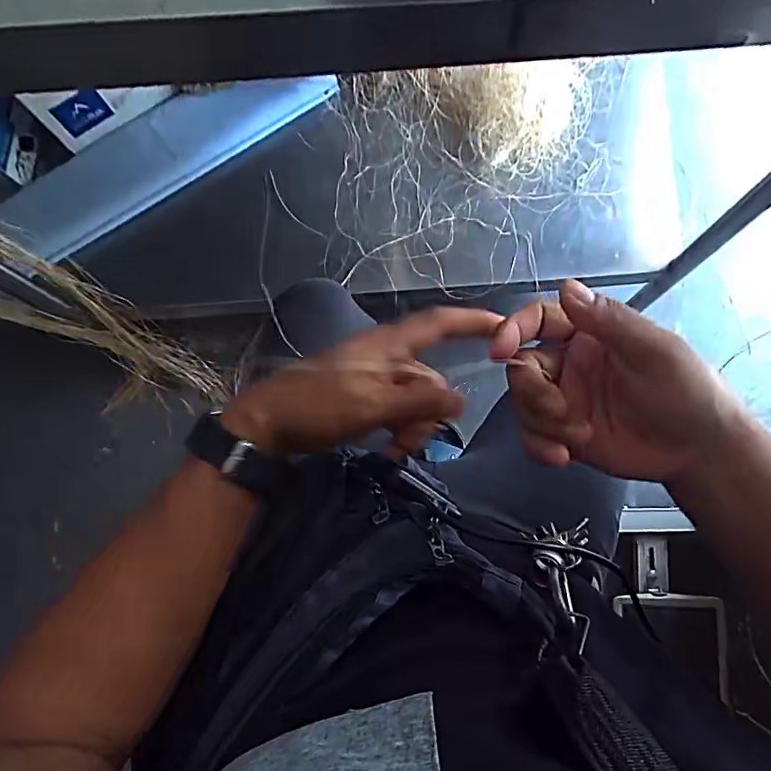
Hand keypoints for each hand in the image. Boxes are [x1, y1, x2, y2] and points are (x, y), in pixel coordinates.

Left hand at [222, 306, 502, 457]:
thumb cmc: (317, 406)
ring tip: (394, 448)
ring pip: (416, 401)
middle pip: (431, 378)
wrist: (267, 424)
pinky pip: (398, 413)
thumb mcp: (373, 403)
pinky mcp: (364, 401)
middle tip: (410, 440)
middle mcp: (386, 357)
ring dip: (413, 427)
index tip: (504, 324)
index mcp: (388, 345)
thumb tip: (461, 399)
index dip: (472, 321)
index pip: (438, 323)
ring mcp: (374, 380)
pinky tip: (388, 449)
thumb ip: (420, 399)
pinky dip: (399, 431)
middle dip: (430, 410)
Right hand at [488, 280, 754, 484]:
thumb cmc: (686, 389)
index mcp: (591, 335)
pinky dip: (539, 447)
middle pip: (523, 368)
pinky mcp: (568, 437)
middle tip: (559, 408)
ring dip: (540, 422)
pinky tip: (563, 456)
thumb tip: (567, 288)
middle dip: (531, 390)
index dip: (513, 329)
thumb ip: (610, 321)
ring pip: (523, 405)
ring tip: (576, 436)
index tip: (501, 349)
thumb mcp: (653, 349)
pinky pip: (534, 437)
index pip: (539, 321)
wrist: (699, 449)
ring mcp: (569, 403)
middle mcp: (574, 366)